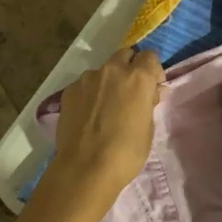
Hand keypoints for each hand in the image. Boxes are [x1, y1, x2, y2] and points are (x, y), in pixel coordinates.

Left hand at [50, 48, 165, 199]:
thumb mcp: (148, 128)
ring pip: (102, 70)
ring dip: (108, 81)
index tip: (153, 87)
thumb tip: (153, 91)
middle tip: (131, 91)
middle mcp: (111, 70)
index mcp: (137, 77)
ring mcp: (86, 79)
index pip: (150, 56)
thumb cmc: (126, 152)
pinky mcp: (68, 91)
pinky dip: (90, 93)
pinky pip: (84, 85)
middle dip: (130, 67)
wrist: (85, 168)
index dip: (153, 70)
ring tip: (106, 106)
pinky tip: (89, 114)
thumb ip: (149, 103)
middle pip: (125, 54)